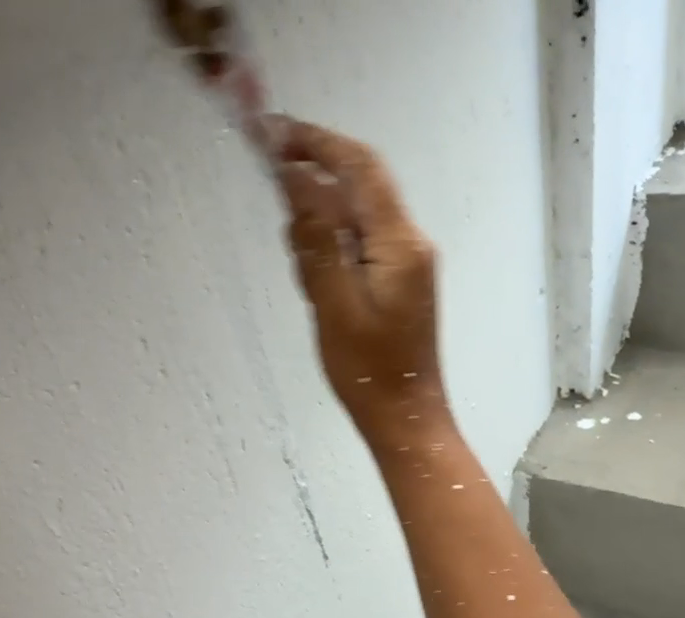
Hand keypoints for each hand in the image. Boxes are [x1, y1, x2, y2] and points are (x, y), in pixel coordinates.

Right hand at [273, 118, 445, 431]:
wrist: (405, 418)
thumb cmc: (368, 372)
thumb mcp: (333, 306)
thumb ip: (316, 239)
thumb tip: (298, 177)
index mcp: (398, 243)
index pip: (360, 168)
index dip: (318, 143)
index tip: (275, 133)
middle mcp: (409, 242)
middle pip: (359, 187)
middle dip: (314, 186)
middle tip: (278, 211)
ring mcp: (406, 261)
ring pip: (355, 219)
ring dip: (320, 229)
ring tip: (305, 277)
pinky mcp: (398, 280)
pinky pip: (359, 246)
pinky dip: (331, 252)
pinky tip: (318, 287)